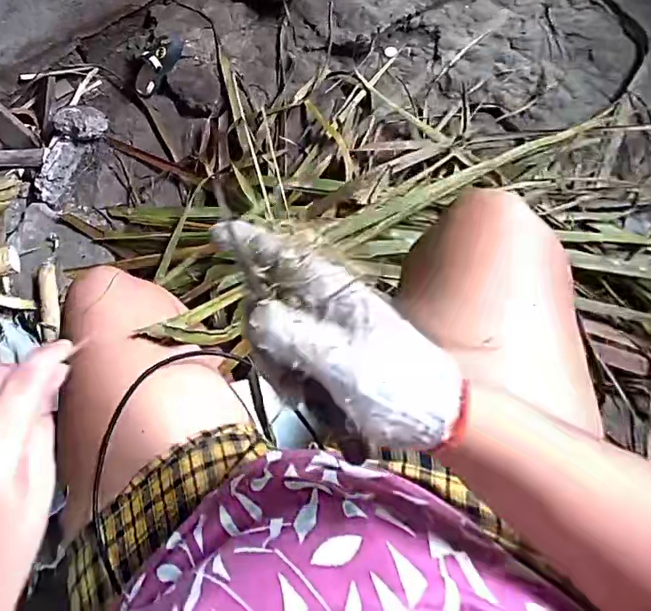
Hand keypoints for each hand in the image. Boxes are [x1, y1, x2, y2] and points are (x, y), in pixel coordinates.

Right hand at [214, 220, 464, 450]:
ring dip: (275, 364)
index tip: (219, 234)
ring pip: (270, 333)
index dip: (248, 242)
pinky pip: (284, 357)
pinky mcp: (320, 355)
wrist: (431, 417)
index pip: (280, 255)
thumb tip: (254, 314)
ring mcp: (320, 328)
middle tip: (280, 371)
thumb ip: (294, 336)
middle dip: (261, 334)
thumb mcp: (341, 361)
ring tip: (301, 393)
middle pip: (265, 300)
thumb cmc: (392, 382)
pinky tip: (305, 398)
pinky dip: (286, 379)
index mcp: (329, 288)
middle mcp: (320, 302)